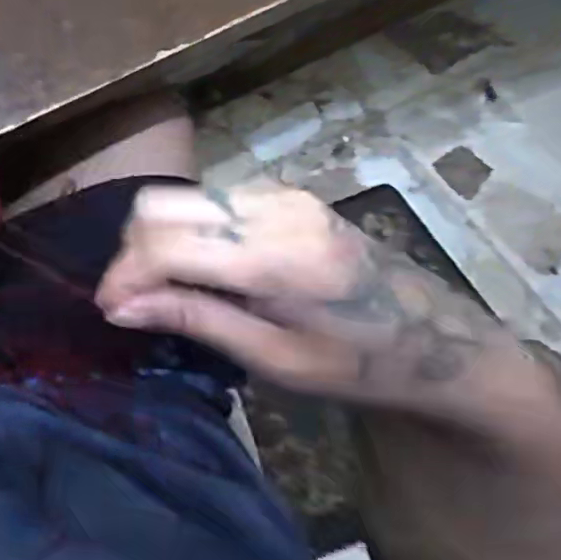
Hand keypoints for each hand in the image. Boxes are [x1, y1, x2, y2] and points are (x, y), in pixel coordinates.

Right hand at [96, 183, 544, 432]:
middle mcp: (275, 212)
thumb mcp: (276, 360)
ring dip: (149, 239)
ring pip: (170, 199)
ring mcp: (278, 194)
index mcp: (282, 261)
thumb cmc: (365, 367)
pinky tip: (192, 264)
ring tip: (159, 283)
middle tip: (132, 296)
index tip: (108, 307)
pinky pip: (197, 200)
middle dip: (130, 253)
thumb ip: (192, 319)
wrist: (451, 345)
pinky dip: (176, 229)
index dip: (123, 275)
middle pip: (157, 209)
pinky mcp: (277, 192)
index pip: (165, 247)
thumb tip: (116, 306)